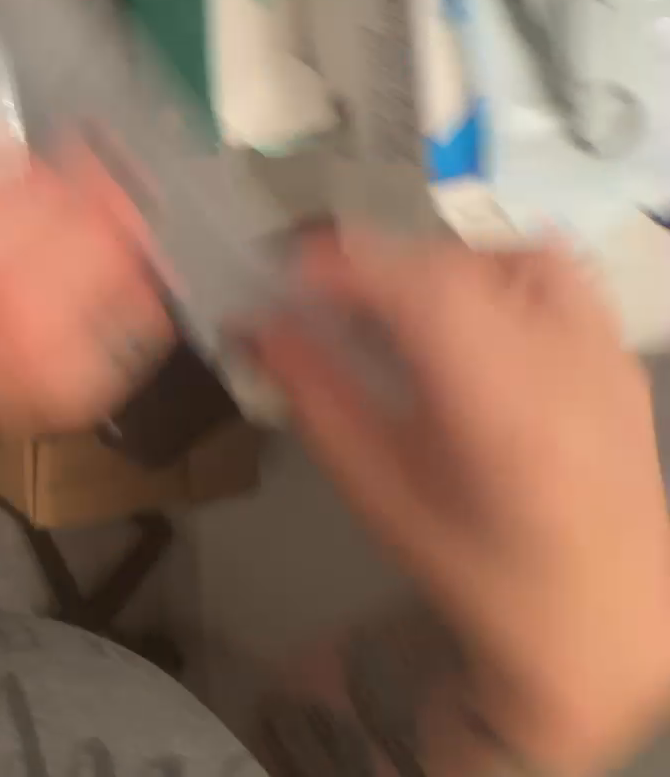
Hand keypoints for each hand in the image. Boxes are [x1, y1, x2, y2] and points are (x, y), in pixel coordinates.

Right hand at [252, 233, 669, 773]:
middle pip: (462, 265)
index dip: (346, 264)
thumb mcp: (368, 480)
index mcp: (499, 408)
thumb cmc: (467, 558)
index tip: (283, 268)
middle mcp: (565, 367)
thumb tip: (257, 324)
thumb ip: (311, 392)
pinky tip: (452, 309)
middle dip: (374, 258)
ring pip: (519, 257)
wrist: (606, 618)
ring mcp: (605, 359)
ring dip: (437, 258)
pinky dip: (490, 270)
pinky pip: (557, 280)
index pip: (425, 293)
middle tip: (313, 283)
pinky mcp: (618, 361)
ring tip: (388, 292)